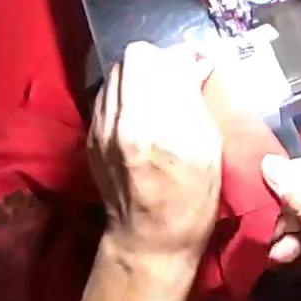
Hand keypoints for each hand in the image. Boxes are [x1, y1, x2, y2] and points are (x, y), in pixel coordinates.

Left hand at [88, 42, 223, 279]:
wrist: (148, 242)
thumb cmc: (191, 201)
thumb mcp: (210, 151)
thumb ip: (198, 101)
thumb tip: (198, 62)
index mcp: (159, 129)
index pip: (159, 61)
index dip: (180, 58)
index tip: (194, 67)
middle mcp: (124, 123)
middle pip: (133, 58)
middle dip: (159, 61)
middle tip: (176, 78)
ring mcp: (101, 129)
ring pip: (117, 72)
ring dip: (140, 74)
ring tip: (158, 93)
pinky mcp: (90, 136)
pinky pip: (107, 93)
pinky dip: (126, 92)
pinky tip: (141, 110)